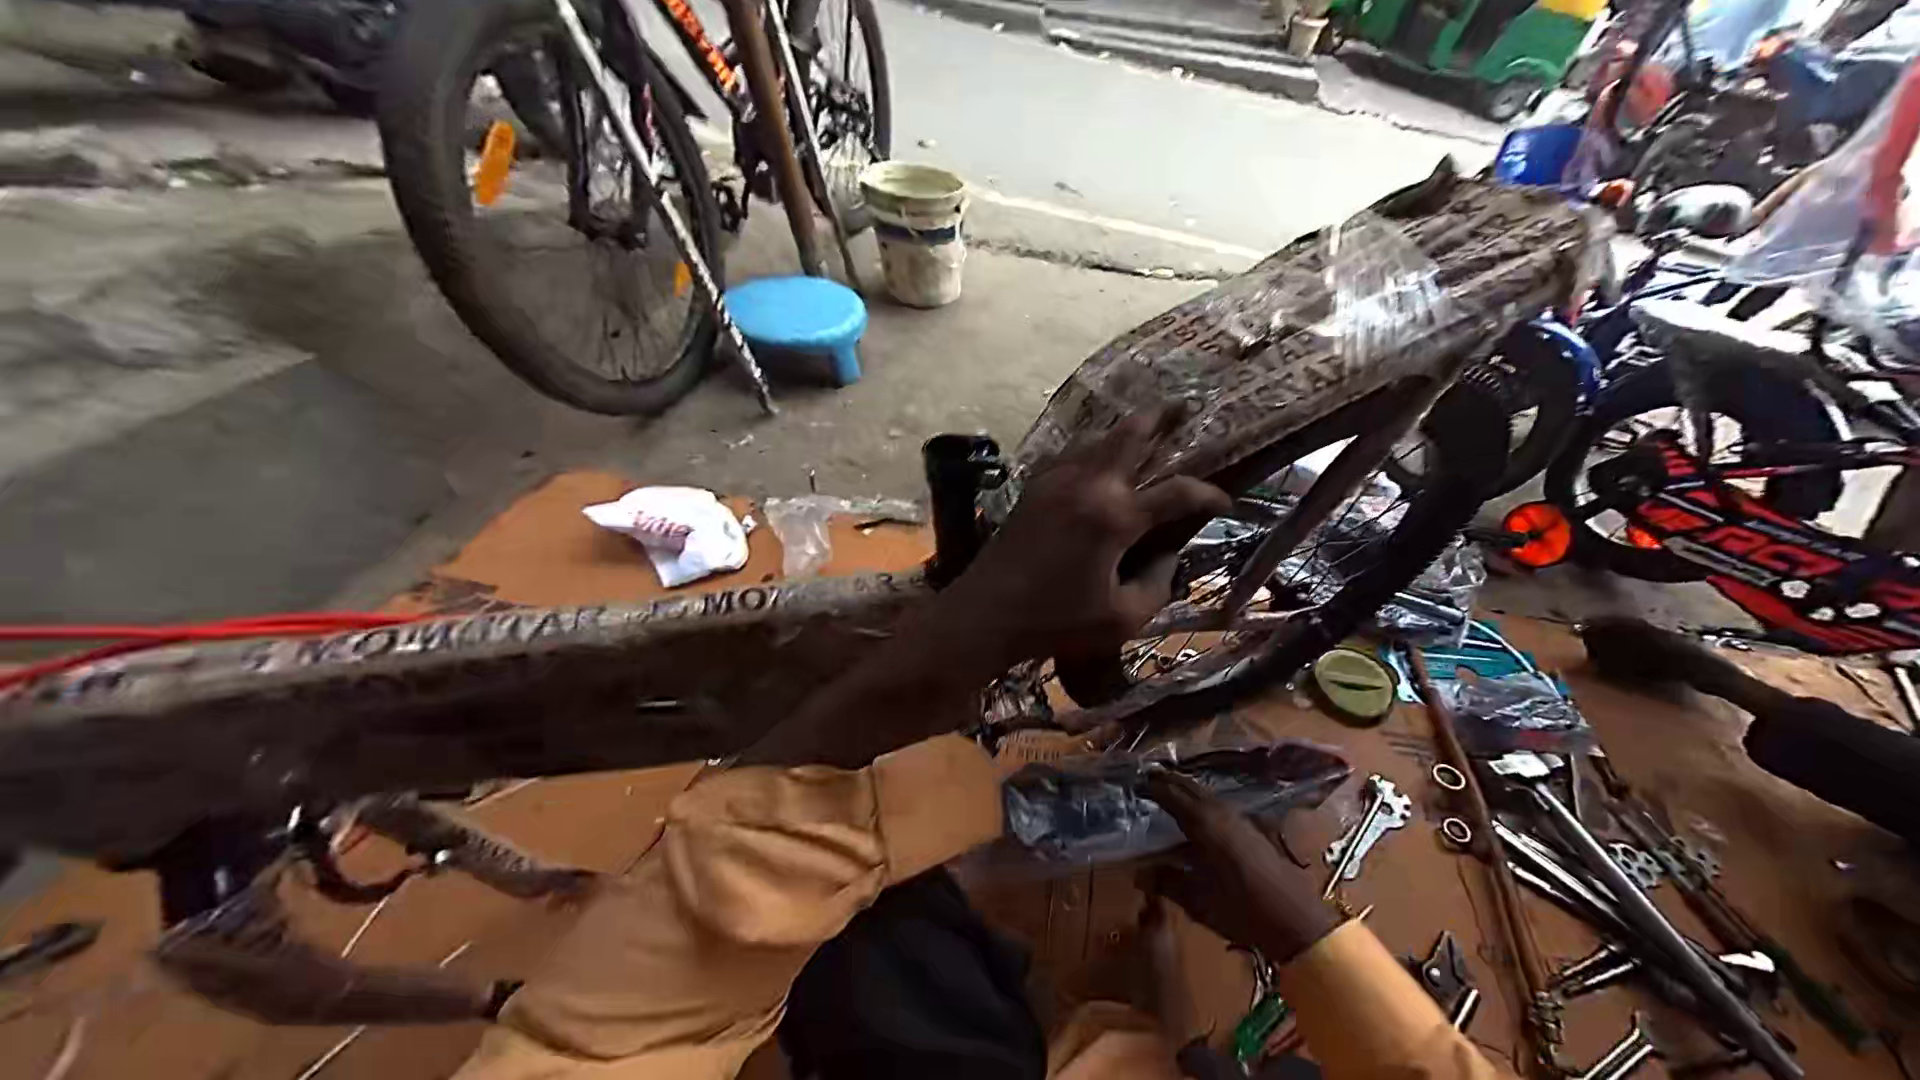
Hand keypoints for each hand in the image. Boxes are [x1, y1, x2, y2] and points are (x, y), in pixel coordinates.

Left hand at [933, 409, 1231, 668]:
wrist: (985, 615)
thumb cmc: (1055, 622)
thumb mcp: (1122, 618)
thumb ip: (1158, 584)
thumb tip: (1168, 556)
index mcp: (1114, 516)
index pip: (1176, 492)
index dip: (1207, 494)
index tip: (1223, 502)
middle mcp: (1087, 485)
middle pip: (1129, 435)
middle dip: (1160, 418)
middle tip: (1183, 406)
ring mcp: (1054, 482)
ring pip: (1096, 439)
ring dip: (1123, 431)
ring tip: (1144, 429)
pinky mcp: (1032, 489)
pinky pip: (1069, 455)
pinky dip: (1091, 449)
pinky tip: (1097, 460)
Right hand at [1145, 770, 1339, 964]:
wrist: (1297, 922)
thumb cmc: (1242, 910)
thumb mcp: (1197, 900)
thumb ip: (1166, 882)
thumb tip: (1139, 873)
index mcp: (1204, 822)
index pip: (1170, 794)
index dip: (1151, 787)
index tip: (1133, 783)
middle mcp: (1221, 812)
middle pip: (1189, 787)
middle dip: (1167, 782)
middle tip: (1146, 781)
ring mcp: (1239, 818)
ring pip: (1205, 794)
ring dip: (1185, 791)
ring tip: (1166, 793)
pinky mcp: (1252, 829)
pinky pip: (1217, 805)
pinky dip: (1200, 802)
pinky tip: (1195, 816)